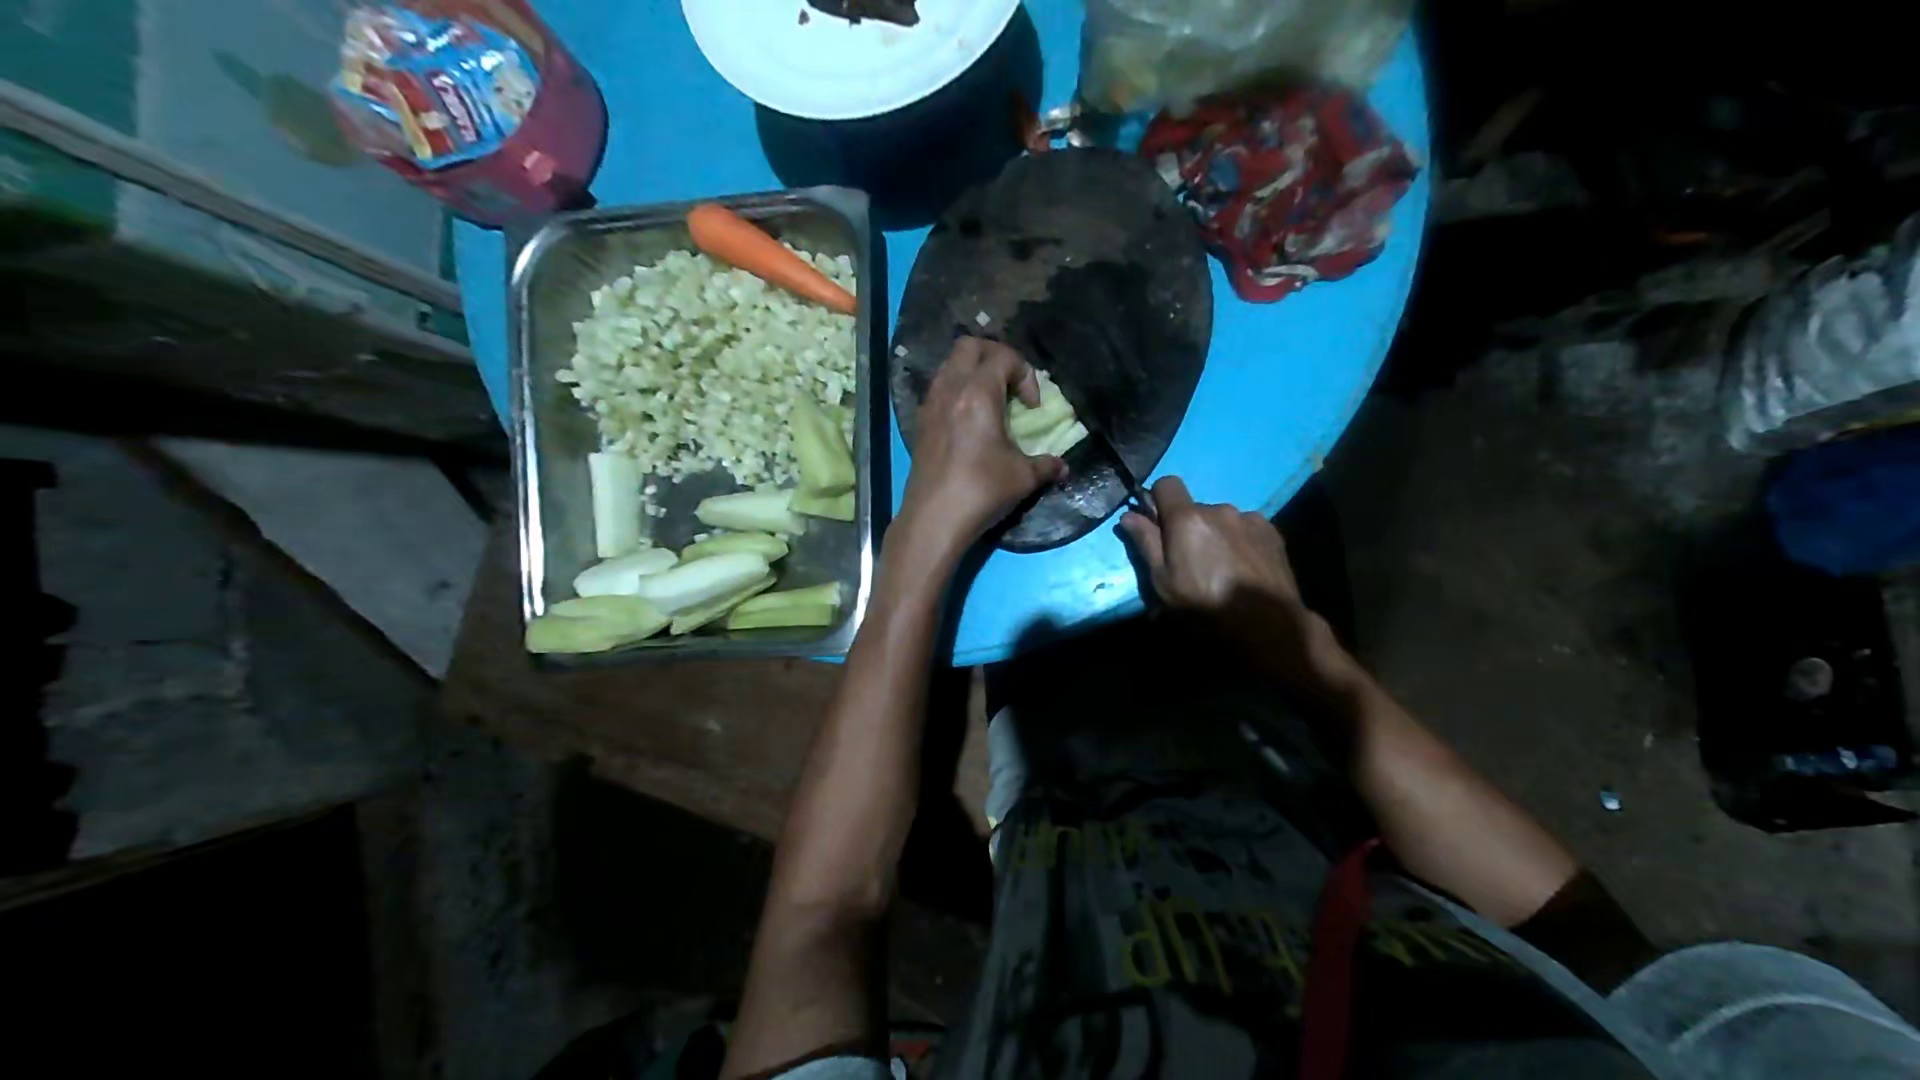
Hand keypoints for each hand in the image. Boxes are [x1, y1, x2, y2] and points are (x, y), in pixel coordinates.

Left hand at [898, 337, 1067, 550]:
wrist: (933, 519)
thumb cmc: (981, 491)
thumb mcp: (1023, 477)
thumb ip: (1047, 465)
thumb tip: (1063, 467)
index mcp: (977, 394)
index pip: (1004, 356)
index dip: (1025, 373)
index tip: (1032, 406)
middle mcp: (950, 390)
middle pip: (970, 346)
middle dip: (996, 357)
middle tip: (1011, 386)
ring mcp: (930, 405)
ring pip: (950, 365)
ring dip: (974, 373)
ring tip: (991, 402)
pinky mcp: (920, 423)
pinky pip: (939, 388)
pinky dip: (958, 391)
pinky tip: (970, 422)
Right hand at [1118, 476, 1300, 611]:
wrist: (1265, 624)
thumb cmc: (1204, 604)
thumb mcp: (1163, 580)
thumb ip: (1146, 542)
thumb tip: (1128, 515)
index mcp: (1187, 518)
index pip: (1167, 483)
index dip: (1158, 499)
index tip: (1158, 524)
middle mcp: (1219, 509)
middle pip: (1195, 508)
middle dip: (1188, 527)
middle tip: (1191, 561)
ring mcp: (1249, 518)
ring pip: (1222, 519)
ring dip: (1216, 534)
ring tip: (1222, 567)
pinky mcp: (1272, 532)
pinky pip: (1246, 528)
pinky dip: (1240, 541)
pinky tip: (1244, 567)